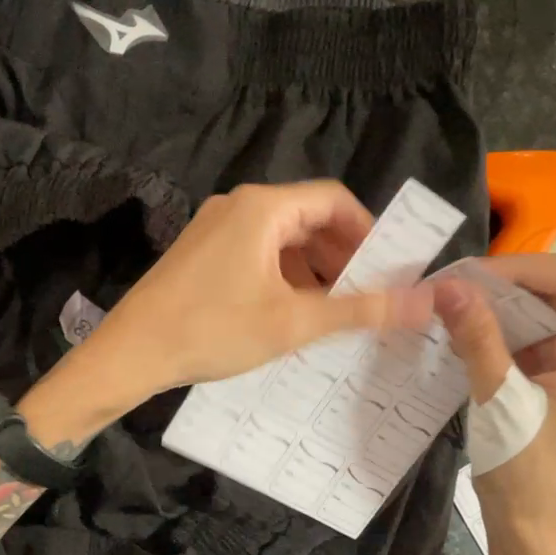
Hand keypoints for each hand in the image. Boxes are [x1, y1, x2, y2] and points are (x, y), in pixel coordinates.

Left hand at [80, 180, 434, 393]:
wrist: (131, 353)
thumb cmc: (213, 330)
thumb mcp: (292, 322)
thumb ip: (359, 310)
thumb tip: (424, 302)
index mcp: (263, 207)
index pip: (334, 200)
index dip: (368, 234)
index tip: (387, 272)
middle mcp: (238, 206)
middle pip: (308, 220)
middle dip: (341, 259)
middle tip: (363, 299)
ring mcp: (214, 230)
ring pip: (281, 243)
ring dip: (312, 274)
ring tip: (330, 316)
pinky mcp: (199, 256)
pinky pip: (255, 257)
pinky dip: (281, 281)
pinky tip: (288, 318)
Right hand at [435, 254, 555, 534]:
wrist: (525, 519)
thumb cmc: (522, 467)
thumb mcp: (499, 401)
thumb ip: (478, 340)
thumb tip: (448, 288)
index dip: (517, 268)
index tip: (464, 276)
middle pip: (554, 288)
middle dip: (501, 284)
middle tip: (447, 288)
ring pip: (536, 308)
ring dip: (493, 305)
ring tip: (447, 305)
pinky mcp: (553, 371)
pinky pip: (525, 334)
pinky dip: (493, 328)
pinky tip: (461, 331)